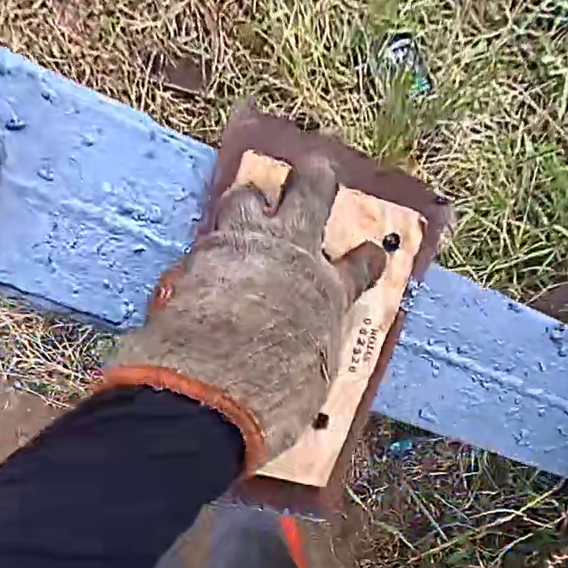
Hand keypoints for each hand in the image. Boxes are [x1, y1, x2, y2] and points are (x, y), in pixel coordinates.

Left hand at [99, 158, 387, 467]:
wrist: (213, 388)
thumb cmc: (273, 398)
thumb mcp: (311, 381)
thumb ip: (311, 353)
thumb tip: (303, 361)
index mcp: (327, 294)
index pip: (358, 269)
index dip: (367, 260)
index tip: (372, 254)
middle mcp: (290, 257)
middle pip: (310, 196)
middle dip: (316, 180)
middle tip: (317, 169)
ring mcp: (241, 247)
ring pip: (249, 198)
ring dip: (252, 198)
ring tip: (250, 200)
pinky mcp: (195, 256)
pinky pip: (207, 234)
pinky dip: (211, 241)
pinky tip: (205, 250)